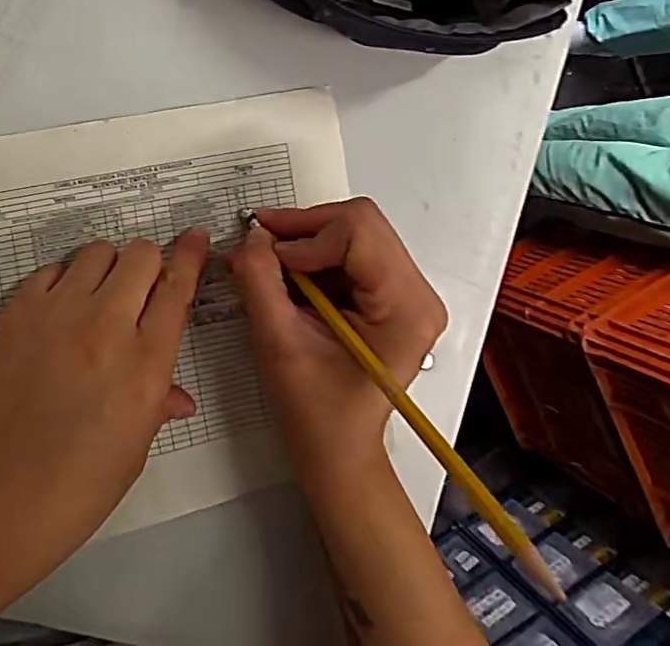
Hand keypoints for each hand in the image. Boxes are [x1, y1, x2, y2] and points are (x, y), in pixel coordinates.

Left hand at [0, 229, 208, 582]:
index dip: (190, 256)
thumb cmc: (76, 484)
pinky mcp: (19, 311)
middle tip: (140, 288)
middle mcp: (106, 326)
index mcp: (145, 363)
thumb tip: (178, 395)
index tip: (194, 238)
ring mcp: (58, 312)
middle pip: (141, 255)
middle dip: (149, 264)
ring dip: (108, 267)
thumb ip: (158, 402)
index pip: (177, 287)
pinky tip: (61, 310)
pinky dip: (64, 280)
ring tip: (98, 298)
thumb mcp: (135, 447)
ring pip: (98, 251)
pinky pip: (52, 269)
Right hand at [230, 199, 446, 486]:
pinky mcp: (386, 290)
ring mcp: (403, 290)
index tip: (271, 259)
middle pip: (357, 220)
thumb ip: (261, 282)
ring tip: (272, 270)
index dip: (305, 236)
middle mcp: (415, 293)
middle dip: (303, 230)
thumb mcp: (279, 345)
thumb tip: (254, 236)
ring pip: (349, 228)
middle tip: (262, 247)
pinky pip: (346, 246)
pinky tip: (289, 280)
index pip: (357, 230)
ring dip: (304, 242)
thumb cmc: (317, 414)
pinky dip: (310, 254)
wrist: (337, 449)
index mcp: (404, 308)